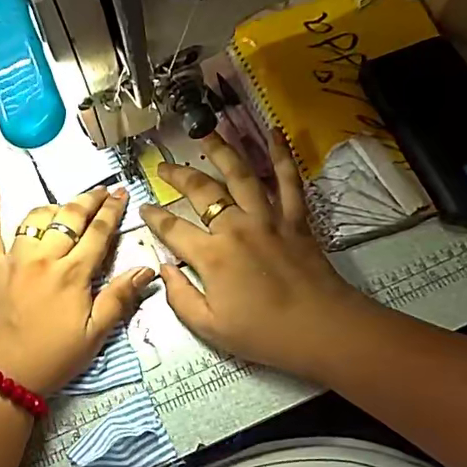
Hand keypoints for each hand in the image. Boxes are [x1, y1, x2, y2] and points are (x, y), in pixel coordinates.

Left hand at [0, 183, 154, 395]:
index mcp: (73, 275)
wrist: (1, 378)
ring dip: (53, 206)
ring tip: (65, 205)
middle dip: (88, 200)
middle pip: (69, 218)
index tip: (121, 194)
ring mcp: (13, 260)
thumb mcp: (95, 334)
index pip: (98, 233)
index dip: (112, 211)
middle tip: (101, 191)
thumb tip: (146, 270)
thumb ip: (119, 298)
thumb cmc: (53, 359)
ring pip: (35, 219)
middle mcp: (44, 259)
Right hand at [140, 132, 380, 378]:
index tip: (144, 207)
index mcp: (212, 255)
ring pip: (241, 175)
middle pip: (202, 191)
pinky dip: (282, 156)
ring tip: (207, 132)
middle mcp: (236, 227)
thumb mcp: (210, 328)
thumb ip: (180, 298)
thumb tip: (163, 270)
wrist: (321, 329)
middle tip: (164, 166)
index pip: (173, 229)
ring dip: (222, 150)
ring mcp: (268, 218)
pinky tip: (275, 133)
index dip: (154, 217)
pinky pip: (288, 181)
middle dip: (178, 175)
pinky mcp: (295, 218)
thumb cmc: (264, 334)